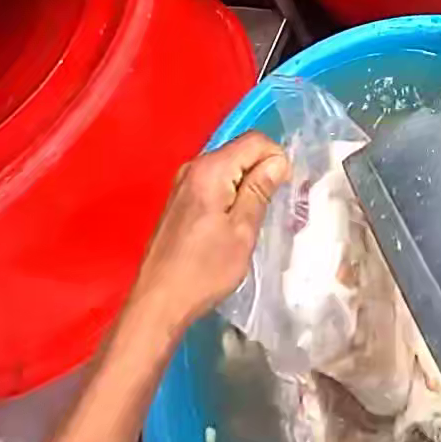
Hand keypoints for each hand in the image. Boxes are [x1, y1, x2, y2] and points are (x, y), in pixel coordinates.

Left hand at [125, 132, 289, 334]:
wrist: (158, 301)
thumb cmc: (204, 270)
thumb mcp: (242, 231)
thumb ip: (260, 189)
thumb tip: (278, 160)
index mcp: (211, 169)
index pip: (255, 141)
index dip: (276, 158)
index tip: (282, 190)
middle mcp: (195, 165)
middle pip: (240, 149)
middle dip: (261, 169)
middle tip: (272, 205)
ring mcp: (184, 180)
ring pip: (228, 164)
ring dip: (246, 181)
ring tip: (254, 216)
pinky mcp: (180, 196)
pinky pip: (214, 179)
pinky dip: (230, 190)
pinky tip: (232, 220)